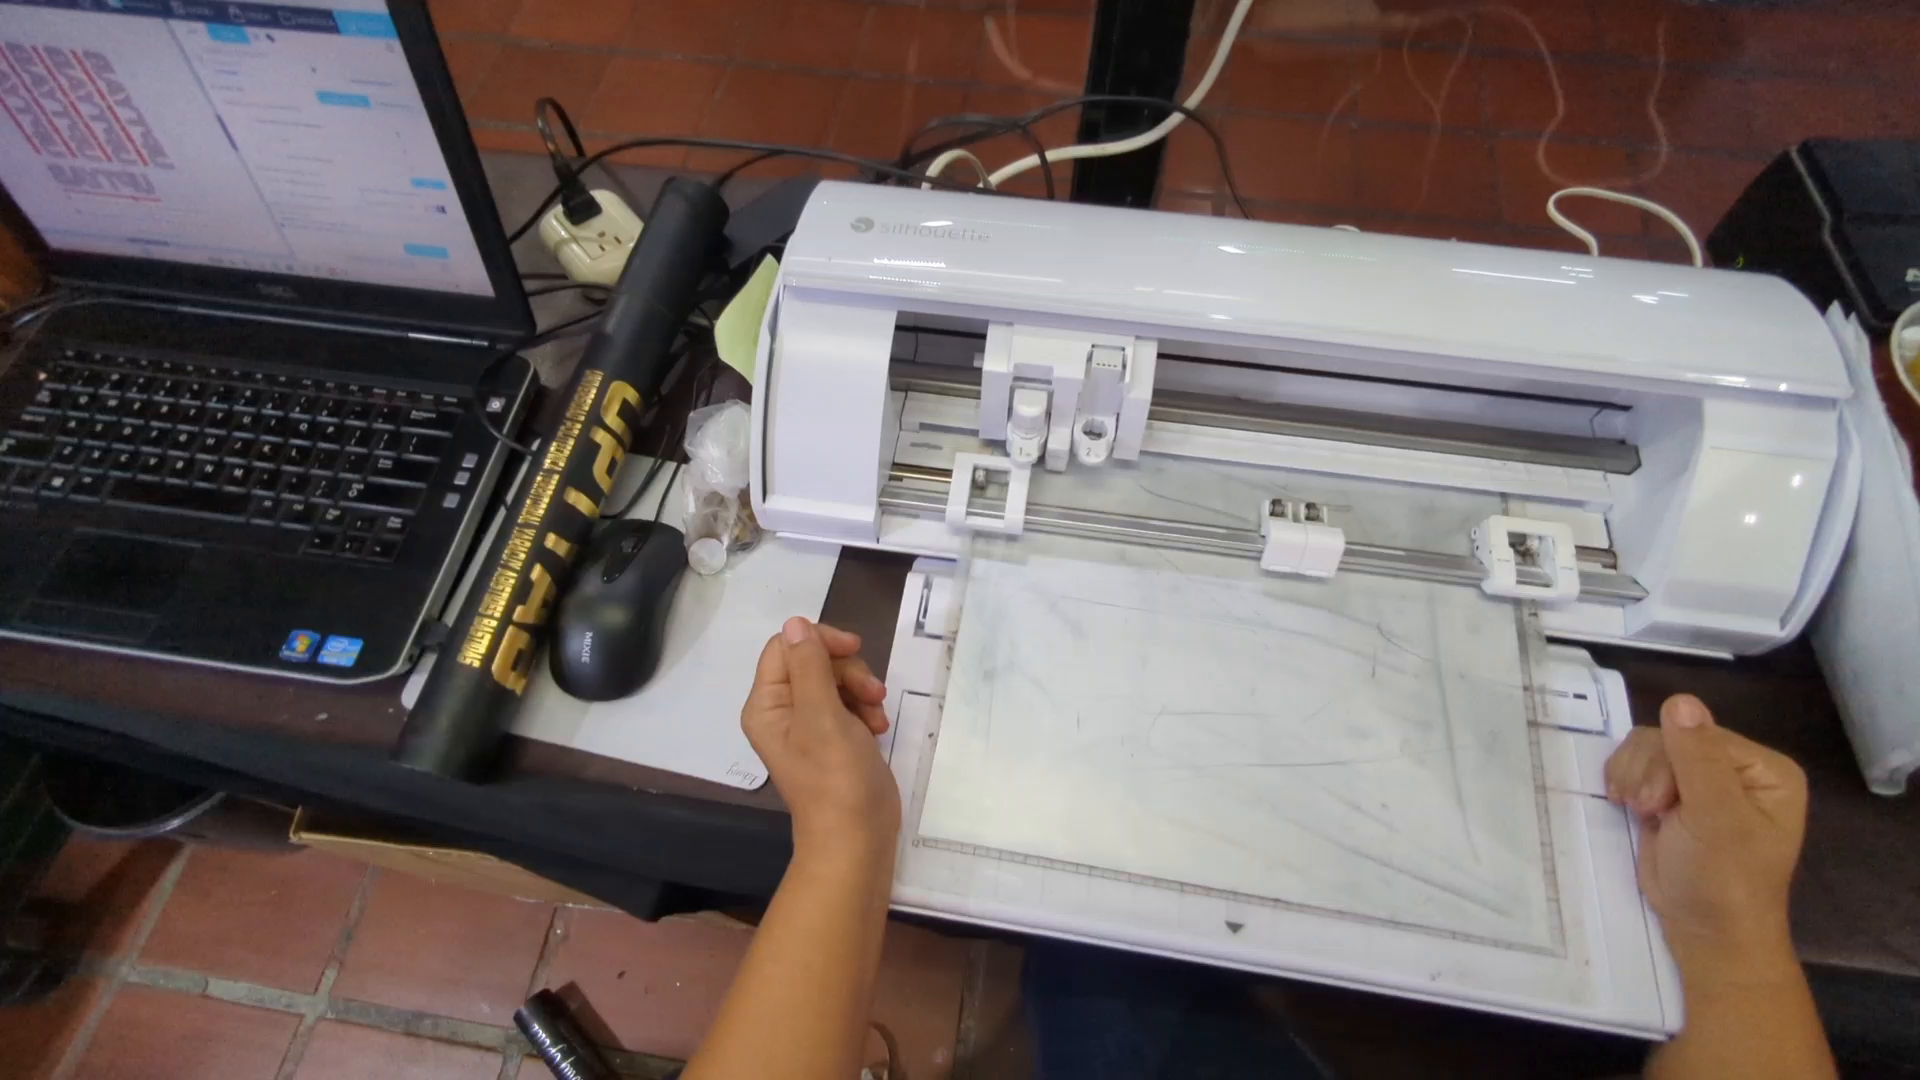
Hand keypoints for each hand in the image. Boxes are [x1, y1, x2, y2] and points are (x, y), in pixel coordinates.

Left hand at [741, 617, 899, 860]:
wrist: (858, 837)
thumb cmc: (836, 777)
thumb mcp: (822, 716)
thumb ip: (809, 666)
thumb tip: (795, 622)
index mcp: (766, 704)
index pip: (785, 646)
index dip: (820, 641)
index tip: (854, 649)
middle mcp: (782, 709)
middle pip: (813, 659)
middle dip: (847, 670)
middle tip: (873, 692)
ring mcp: (808, 723)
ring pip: (835, 677)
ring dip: (861, 688)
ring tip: (877, 715)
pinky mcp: (833, 734)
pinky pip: (847, 700)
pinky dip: (865, 707)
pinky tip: (878, 727)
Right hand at [1604, 694, 1808, 970]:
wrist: (1703, 925)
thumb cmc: (1721, 876)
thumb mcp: (1713, 817)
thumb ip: (1696, 759)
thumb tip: (1681, 700)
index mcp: (1763, 769)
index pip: (1695, 734)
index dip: (1666, 763)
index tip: (1659, 804)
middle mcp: (1736, 768)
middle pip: (1666, 738)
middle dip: (1645, 773)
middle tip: (1646, 809)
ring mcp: (1701, 780)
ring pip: (1644, 747)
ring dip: (1629, 776)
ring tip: (1637, 810)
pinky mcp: (1669, 792)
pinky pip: (1633, 762)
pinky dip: (1621, 780)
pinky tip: (1628, 804)